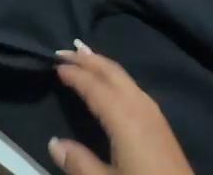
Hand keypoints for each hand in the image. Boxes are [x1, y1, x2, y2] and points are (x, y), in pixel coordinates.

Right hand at [48, 42, 193, 174]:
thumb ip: (79, 162)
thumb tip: (53, 142)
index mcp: (124, 116)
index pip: (95, 86)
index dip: (75, 73)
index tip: (55, 63)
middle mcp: (139, 105)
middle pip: (111, 72)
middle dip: (88, 59)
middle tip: (65, 50)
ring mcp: (153, 111)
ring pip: (124, 77)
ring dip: (102, 65)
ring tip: (85, 57)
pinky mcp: (159, 121)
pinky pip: (132, 86)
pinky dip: (116, 77)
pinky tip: (112, 84)